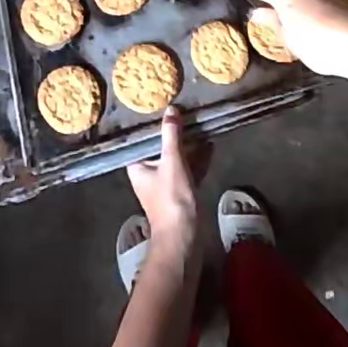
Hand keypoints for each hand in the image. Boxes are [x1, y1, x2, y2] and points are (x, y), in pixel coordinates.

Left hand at [126, 107, 201, 258]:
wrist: (183, 240)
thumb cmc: (172, 199)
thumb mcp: (172, 162)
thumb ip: (172, 135)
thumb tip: (171, 109)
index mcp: (137, 164)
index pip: (144, 138)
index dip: (155, 123)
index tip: (165, 107)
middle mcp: (147, 172)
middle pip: (161, 147)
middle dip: (176, 133)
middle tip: (188, 112)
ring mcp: (164, 184)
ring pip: (176, 158)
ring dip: (189, 145)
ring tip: (202, 125)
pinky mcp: (180, 193)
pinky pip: (187, 170)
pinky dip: (197, 160)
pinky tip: (210, 146)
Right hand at [232, 0, 347, 85]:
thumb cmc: (320, 44)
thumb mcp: (290, 39)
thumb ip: (273, 23)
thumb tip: (257, 11)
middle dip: (277, 2)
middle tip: (273, 19)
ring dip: (299, 9)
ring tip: (301, 32)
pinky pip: (320, 3)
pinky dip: (315, 14)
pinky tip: (322, 32)